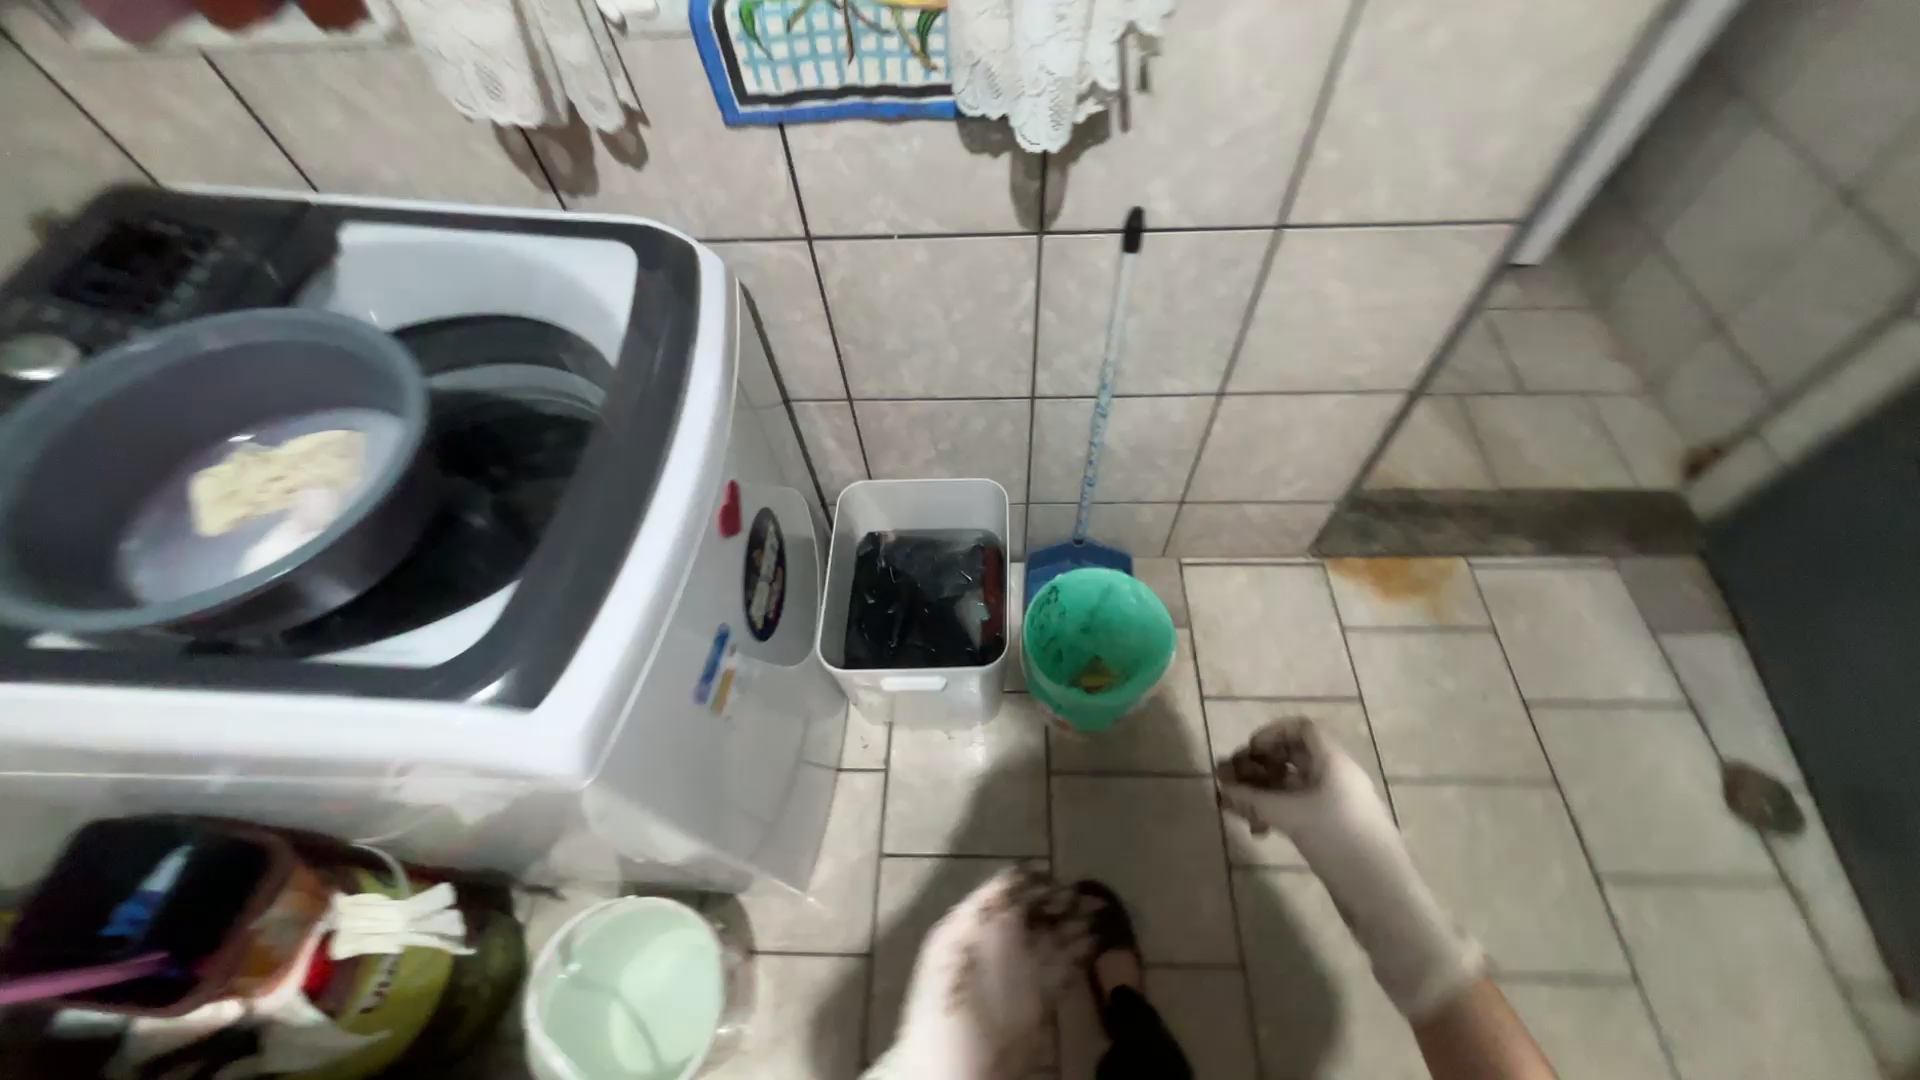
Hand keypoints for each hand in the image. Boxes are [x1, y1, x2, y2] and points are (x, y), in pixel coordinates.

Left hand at [881, 866, 1096, 1079]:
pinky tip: (1096, 939)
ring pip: (1052, 938)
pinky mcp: (1039, 999)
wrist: (955, 1065)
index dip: (1031, 880)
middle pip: (1033, 913)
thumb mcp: (958, 936)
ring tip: (1100, 910)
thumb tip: (1018, 875)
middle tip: (1085, 891)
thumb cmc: (951, 996)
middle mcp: (998, 943)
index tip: (1054, 872)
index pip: (1006, 892)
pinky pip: (1063, 967)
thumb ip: (988, 903)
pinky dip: (1080, 952)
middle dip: (1059, 899)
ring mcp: (1019, 972)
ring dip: (1075, 923)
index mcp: (974, 924)